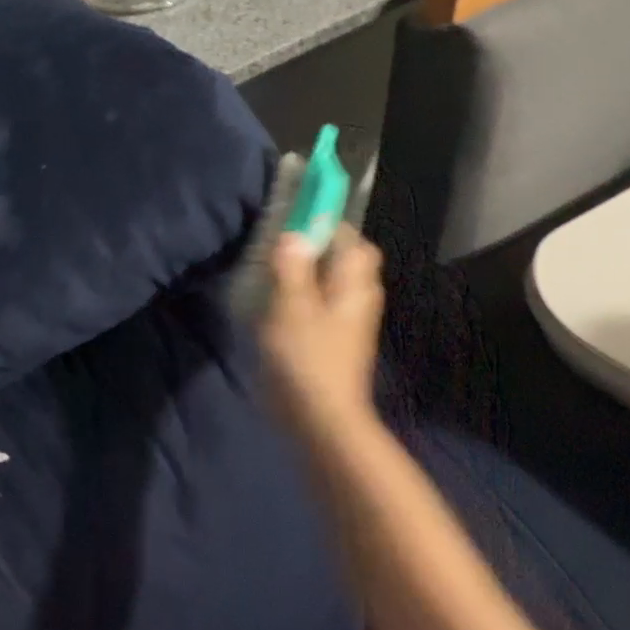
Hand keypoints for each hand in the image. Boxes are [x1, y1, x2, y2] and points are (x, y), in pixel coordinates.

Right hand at [260, 224, 384, 437]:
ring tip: (273, 265)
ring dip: (307, 271)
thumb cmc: (306, 357)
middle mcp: (356, 302)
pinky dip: (299, 295)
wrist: (318, 414)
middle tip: (281, 239)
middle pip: (345, 263)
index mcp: (355, 289)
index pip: (354, 245)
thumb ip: (293, 269)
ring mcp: (344, 324)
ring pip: (330, 285)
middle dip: (319, 247)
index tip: (299, 215)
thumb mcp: (292, 308)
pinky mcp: (327, 342)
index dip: (332, 226)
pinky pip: (316, 305)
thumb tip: (294, 234)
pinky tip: (274, 299)